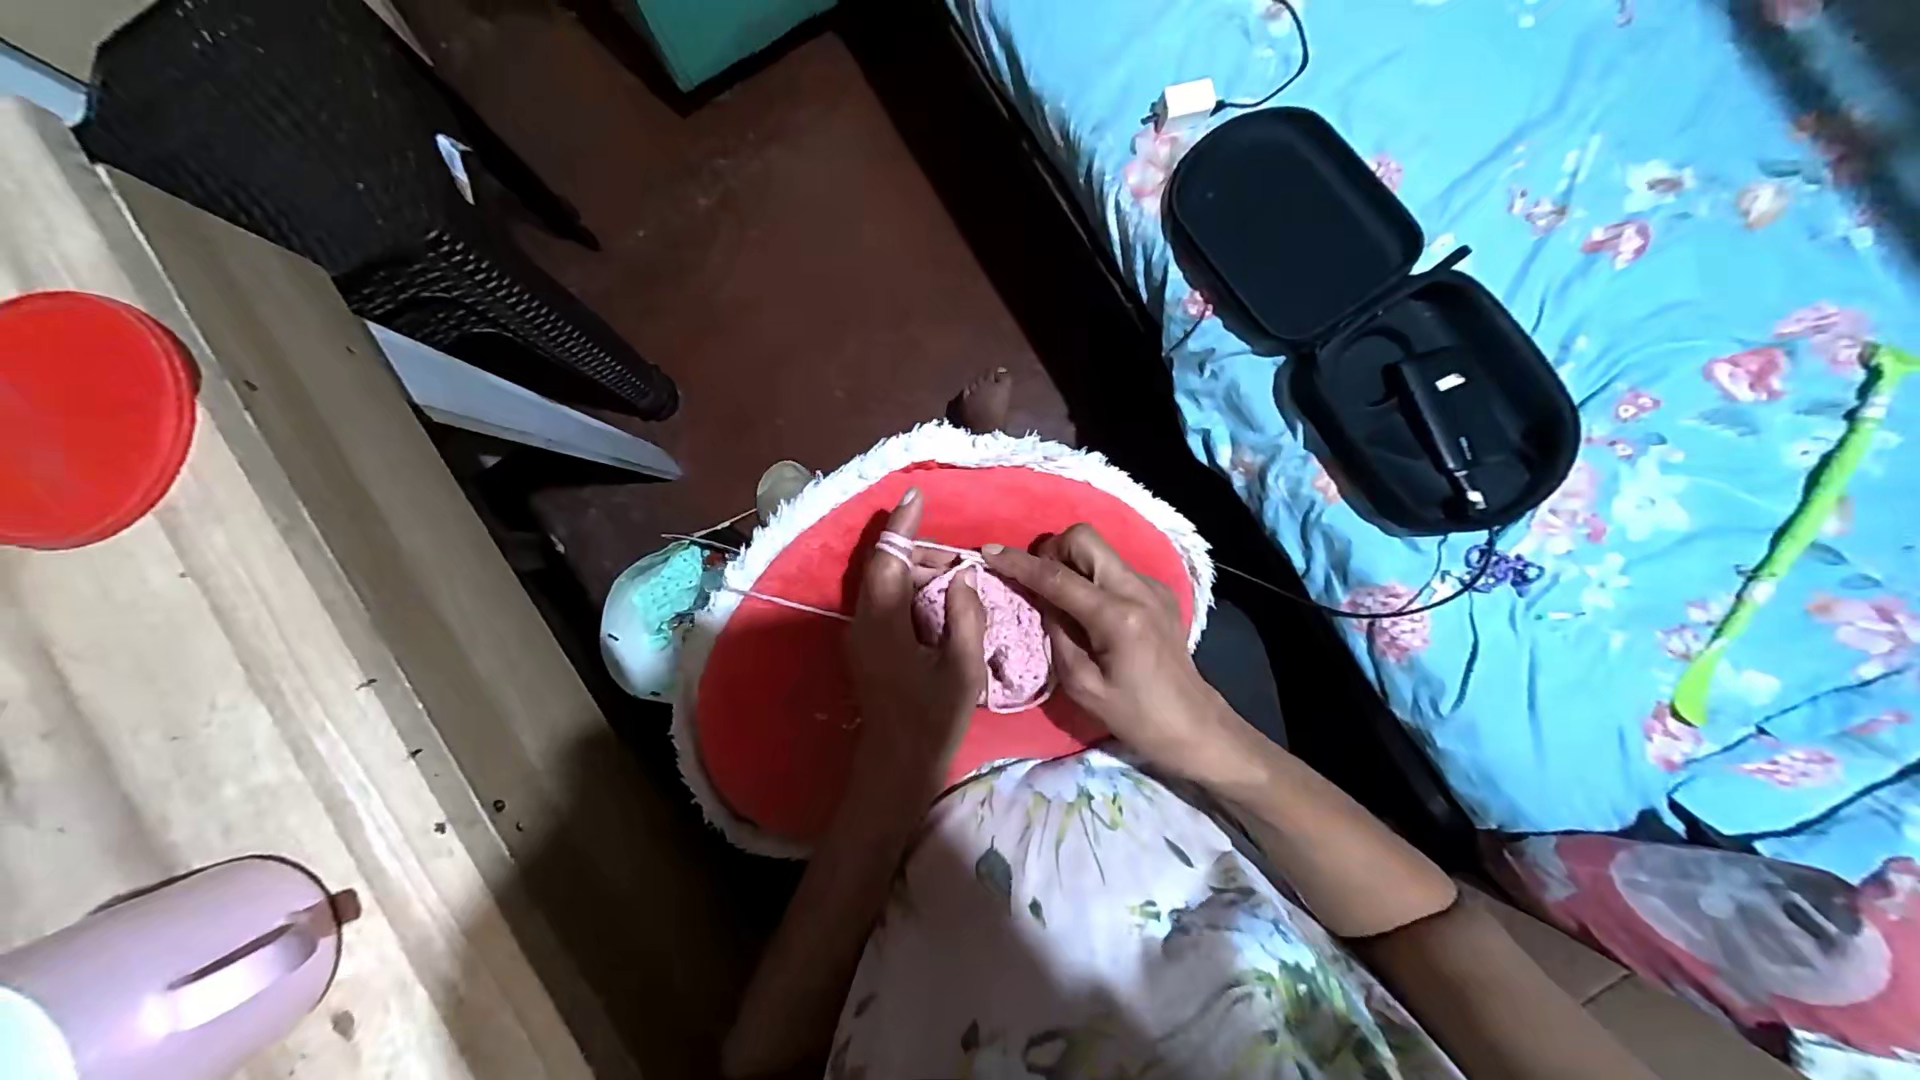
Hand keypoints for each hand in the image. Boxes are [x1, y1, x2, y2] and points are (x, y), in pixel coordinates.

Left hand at [844, 489, 987, 802]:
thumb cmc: (933, 720)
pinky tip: (941, 605)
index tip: (916, 494)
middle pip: (888, 569)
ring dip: (920, 576)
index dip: (902, 525)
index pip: (888, 559)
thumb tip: (962, 578)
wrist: (897, 765)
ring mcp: (860, 635)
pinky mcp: (866, 647)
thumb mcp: (962, 669)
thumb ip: (965, 616)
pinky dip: (913, 594)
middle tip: (963, 564)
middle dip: (923, 556)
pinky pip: (888, 605)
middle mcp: (863, 622)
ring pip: (887, 586)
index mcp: (884, 624)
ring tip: (958, 587)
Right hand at [984, 525, 1261, 786]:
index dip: (1019, 563)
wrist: (1192, 724)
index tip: (990, 552)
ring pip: (1100, 548)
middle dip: (1052, 550)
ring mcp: (1152, 586)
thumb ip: (1055, 633)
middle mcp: (1137, 589)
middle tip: (1037, 581)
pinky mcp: (1159, 590)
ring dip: (1071, 560)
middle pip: (1084, 538)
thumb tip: (1039, 598)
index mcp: (1116, 617)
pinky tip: (1089, 608)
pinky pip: (1113, 566)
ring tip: (1059, 595)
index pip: (1057, 577)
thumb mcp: (1080, 685)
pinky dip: (1091, 574)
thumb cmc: (1134, 716)